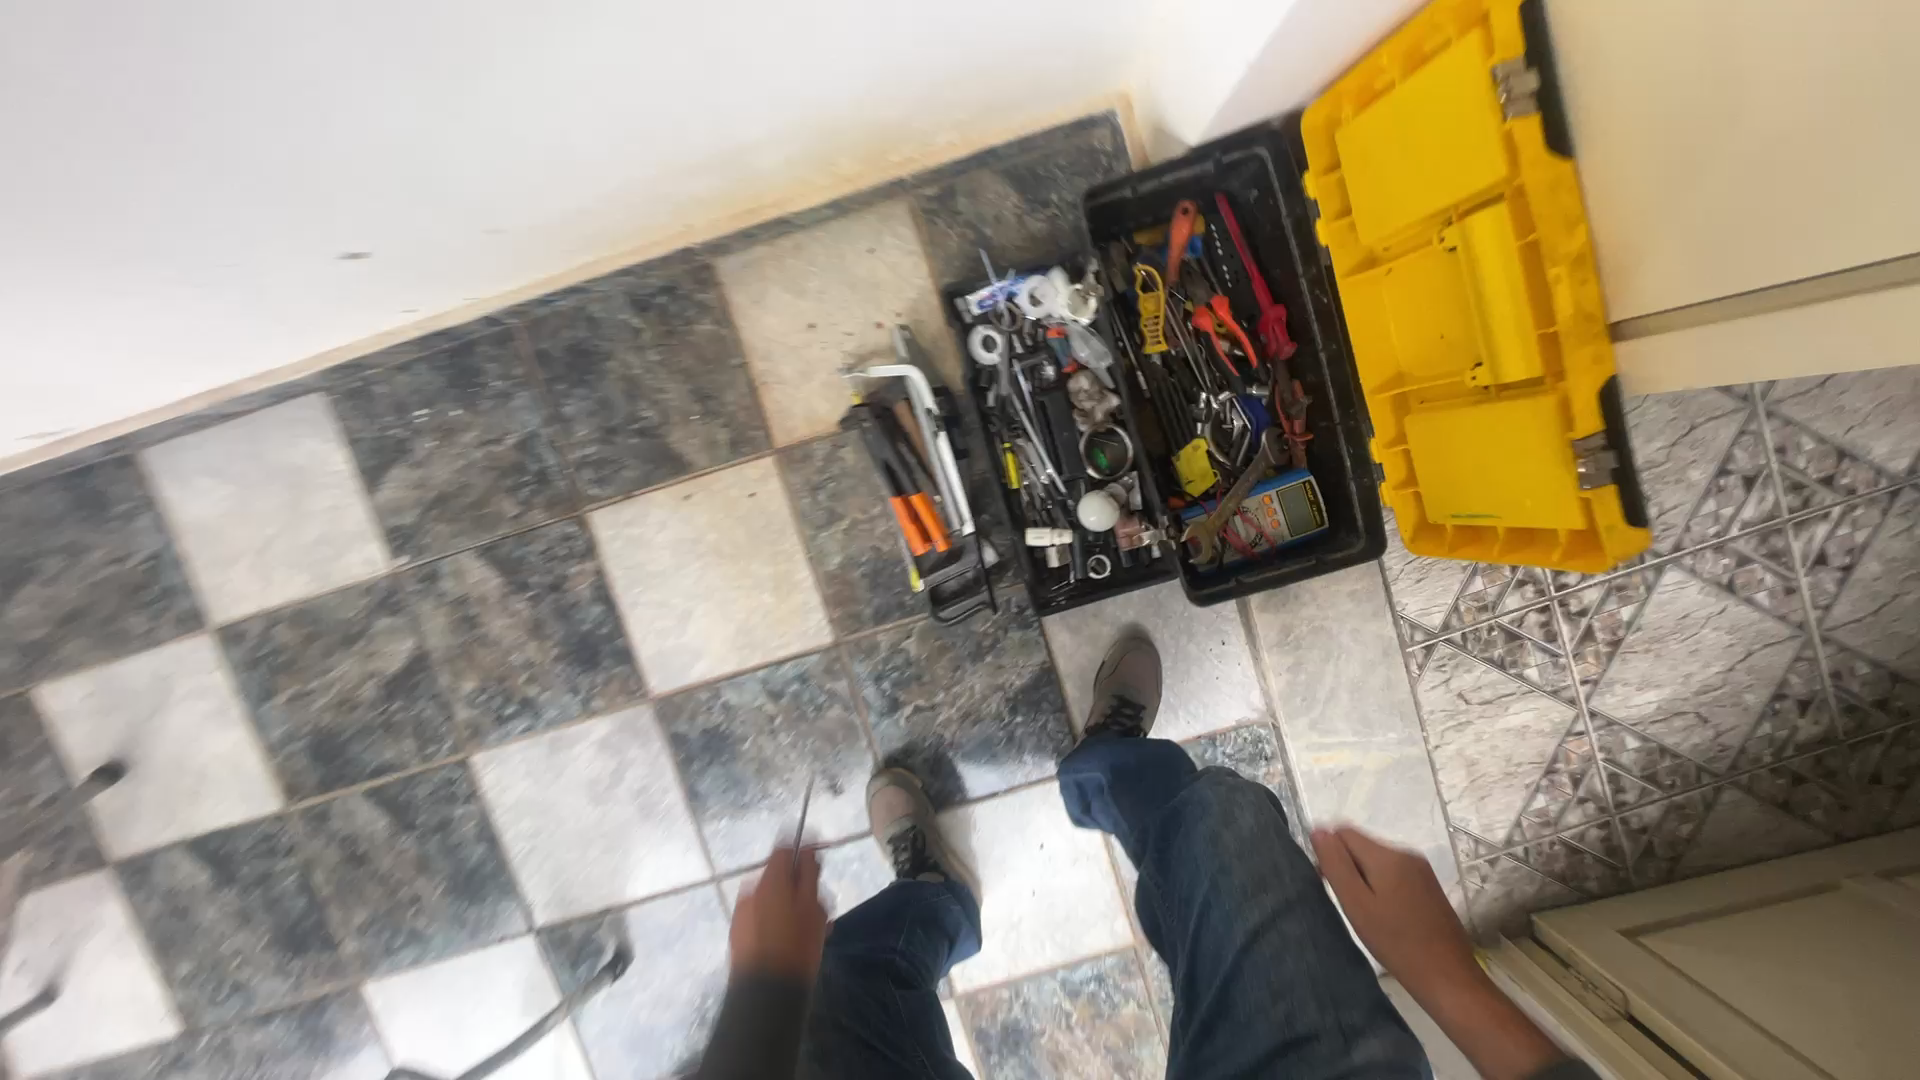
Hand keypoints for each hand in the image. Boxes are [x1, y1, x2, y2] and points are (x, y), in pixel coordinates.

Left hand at [728, 845, 828, 980]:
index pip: (785, 849)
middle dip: (797, 886)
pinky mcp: (737, 935)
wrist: (764, 994)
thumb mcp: (813, 907)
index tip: (817, 870)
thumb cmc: (796, 947)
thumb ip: (809, 875)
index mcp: (770, 880)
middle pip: (777, 876)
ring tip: (806, 929)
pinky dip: (774, 920)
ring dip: (786, 905)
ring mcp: (741, 913)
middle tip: (817, 907)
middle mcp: (750, 890)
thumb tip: (807, 850)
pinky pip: (760, 916)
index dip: (802, 854)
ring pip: (769, 898)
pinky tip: (788, 941)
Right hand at [1310, 826, 1475, 997]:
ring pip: (1375, 858)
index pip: (1343, 832)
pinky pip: (1392, 871)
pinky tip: (1385, 913)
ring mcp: (1421, 869)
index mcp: (1387, 855)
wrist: (1449, 978)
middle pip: (1360, 844)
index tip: (1329, 883)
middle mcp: (1406, 853)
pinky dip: (1380, 884)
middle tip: (1349, 902)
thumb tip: (1318, 831)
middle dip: (1347, 865)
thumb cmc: (1396, 943)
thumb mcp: (1356, 904)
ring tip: (1367, 911)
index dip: (1329, 852)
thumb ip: (1335, 863)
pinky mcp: (1428, 885)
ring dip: (1363, 876)